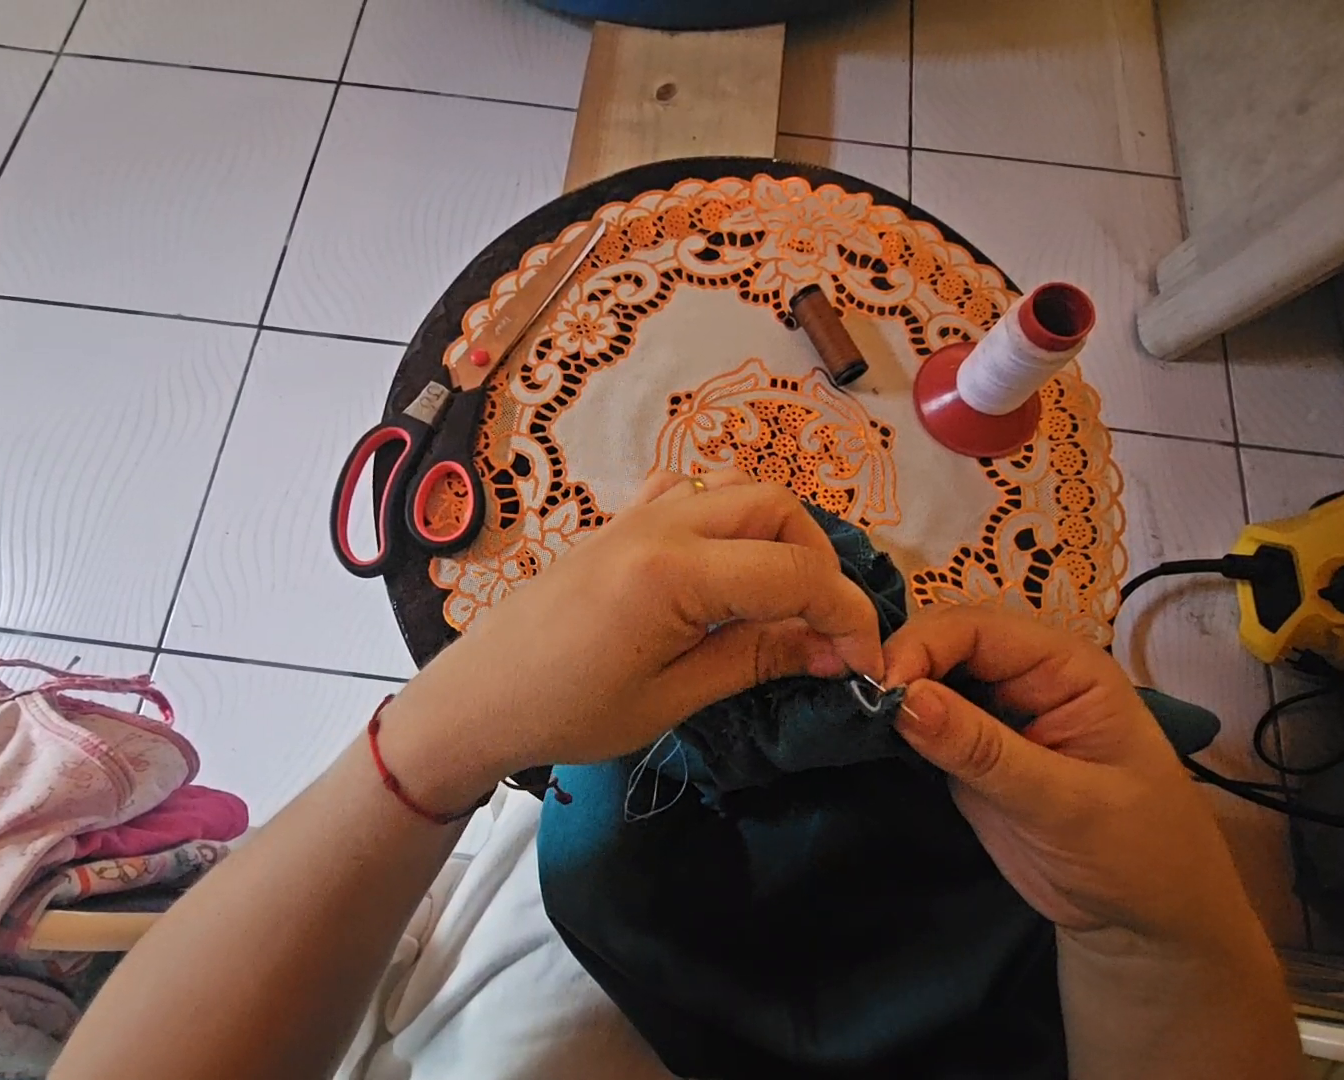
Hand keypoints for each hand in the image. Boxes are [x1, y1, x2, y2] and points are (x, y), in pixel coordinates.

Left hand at [382, 471, 884, 814]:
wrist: (480, 695)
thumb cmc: (567, 712)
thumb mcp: (670, 699)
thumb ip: (755, 659)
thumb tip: (834, 650)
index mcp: (675, 573)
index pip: (795, 574)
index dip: (847, 617)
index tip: (864, 664)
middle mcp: (662, 523)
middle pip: (776, 506)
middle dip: (818, 561)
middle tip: (819, 625)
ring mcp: (637, 514)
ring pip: (736, 491)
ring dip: (777, 534)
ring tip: (777, 598)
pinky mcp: (619, 521)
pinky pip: (687, 493)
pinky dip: (724, 519)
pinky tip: (718, 564)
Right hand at [882, 607, 1260, 948]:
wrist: (1140, 921)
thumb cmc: (1134, 855)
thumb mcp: (1065, 804)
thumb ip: (983, 750)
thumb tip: (902, 697)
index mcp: (1063, 666)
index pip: (975, 628)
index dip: (921, 647)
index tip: (880, 690)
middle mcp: (1023, 674)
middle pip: (942, 641)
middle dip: (898, 663)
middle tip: (859, 706)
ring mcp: (992, 709)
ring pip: (925, 674)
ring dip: (890, 691)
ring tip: (856, 716)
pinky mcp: (967, 744)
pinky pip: (921, 715)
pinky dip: (893, 721)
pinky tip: (869, 732)